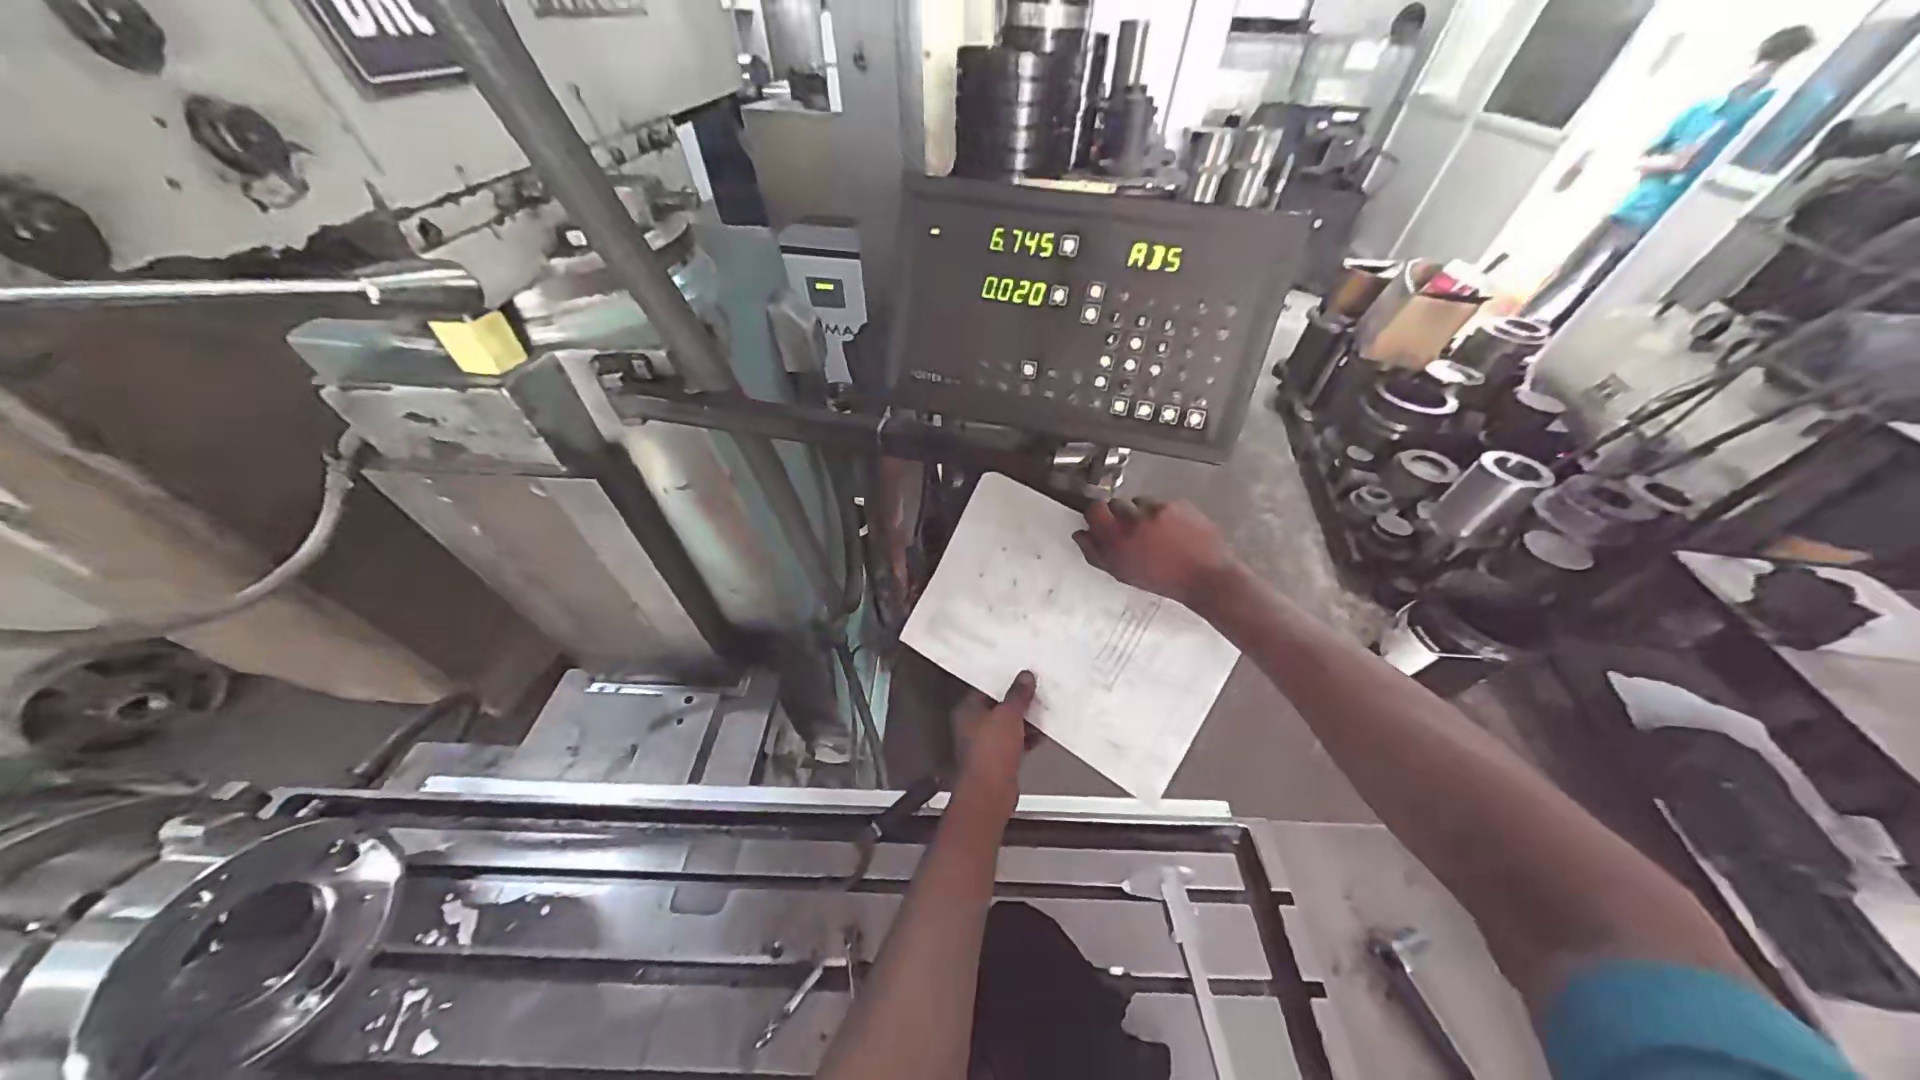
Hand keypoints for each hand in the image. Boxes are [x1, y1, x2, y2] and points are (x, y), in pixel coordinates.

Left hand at [951, 672, 1037, 815]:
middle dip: (1017, 701)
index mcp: (968, 710)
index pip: (986, 688)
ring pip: (1007, 725)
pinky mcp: (997, 759)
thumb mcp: (1009, 714)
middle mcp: (973, 725)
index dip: (1005, 681)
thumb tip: (1025, 678)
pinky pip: (1013, 742)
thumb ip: (1018, 694)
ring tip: (1042, 712)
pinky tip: (1040, 735)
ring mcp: (985, 743)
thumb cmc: (990, 753)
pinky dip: (1025, 738)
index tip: (1022, 676)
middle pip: (998, 706)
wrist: (990, 792)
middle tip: (1035, 692)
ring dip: (1024, 720)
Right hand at [1074, 497, 1241, 610]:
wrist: (1205, 576)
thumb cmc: (1163, 580)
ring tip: (1156, 532)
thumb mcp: (1122, 573)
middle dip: (1121, 515)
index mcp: (1115, 540)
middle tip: (1134, 531)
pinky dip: (1164, 513)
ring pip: (1138, 501)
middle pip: (1115, 503)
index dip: (1097, 514)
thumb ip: (1096, 553)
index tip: (1103, 521)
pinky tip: (1173, 530)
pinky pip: (1161, 502)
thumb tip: (1080, 534)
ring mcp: (1156, 510)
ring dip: (1142, 512)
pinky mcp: (1176, 503)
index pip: (1093, 510)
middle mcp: (1133, 521)